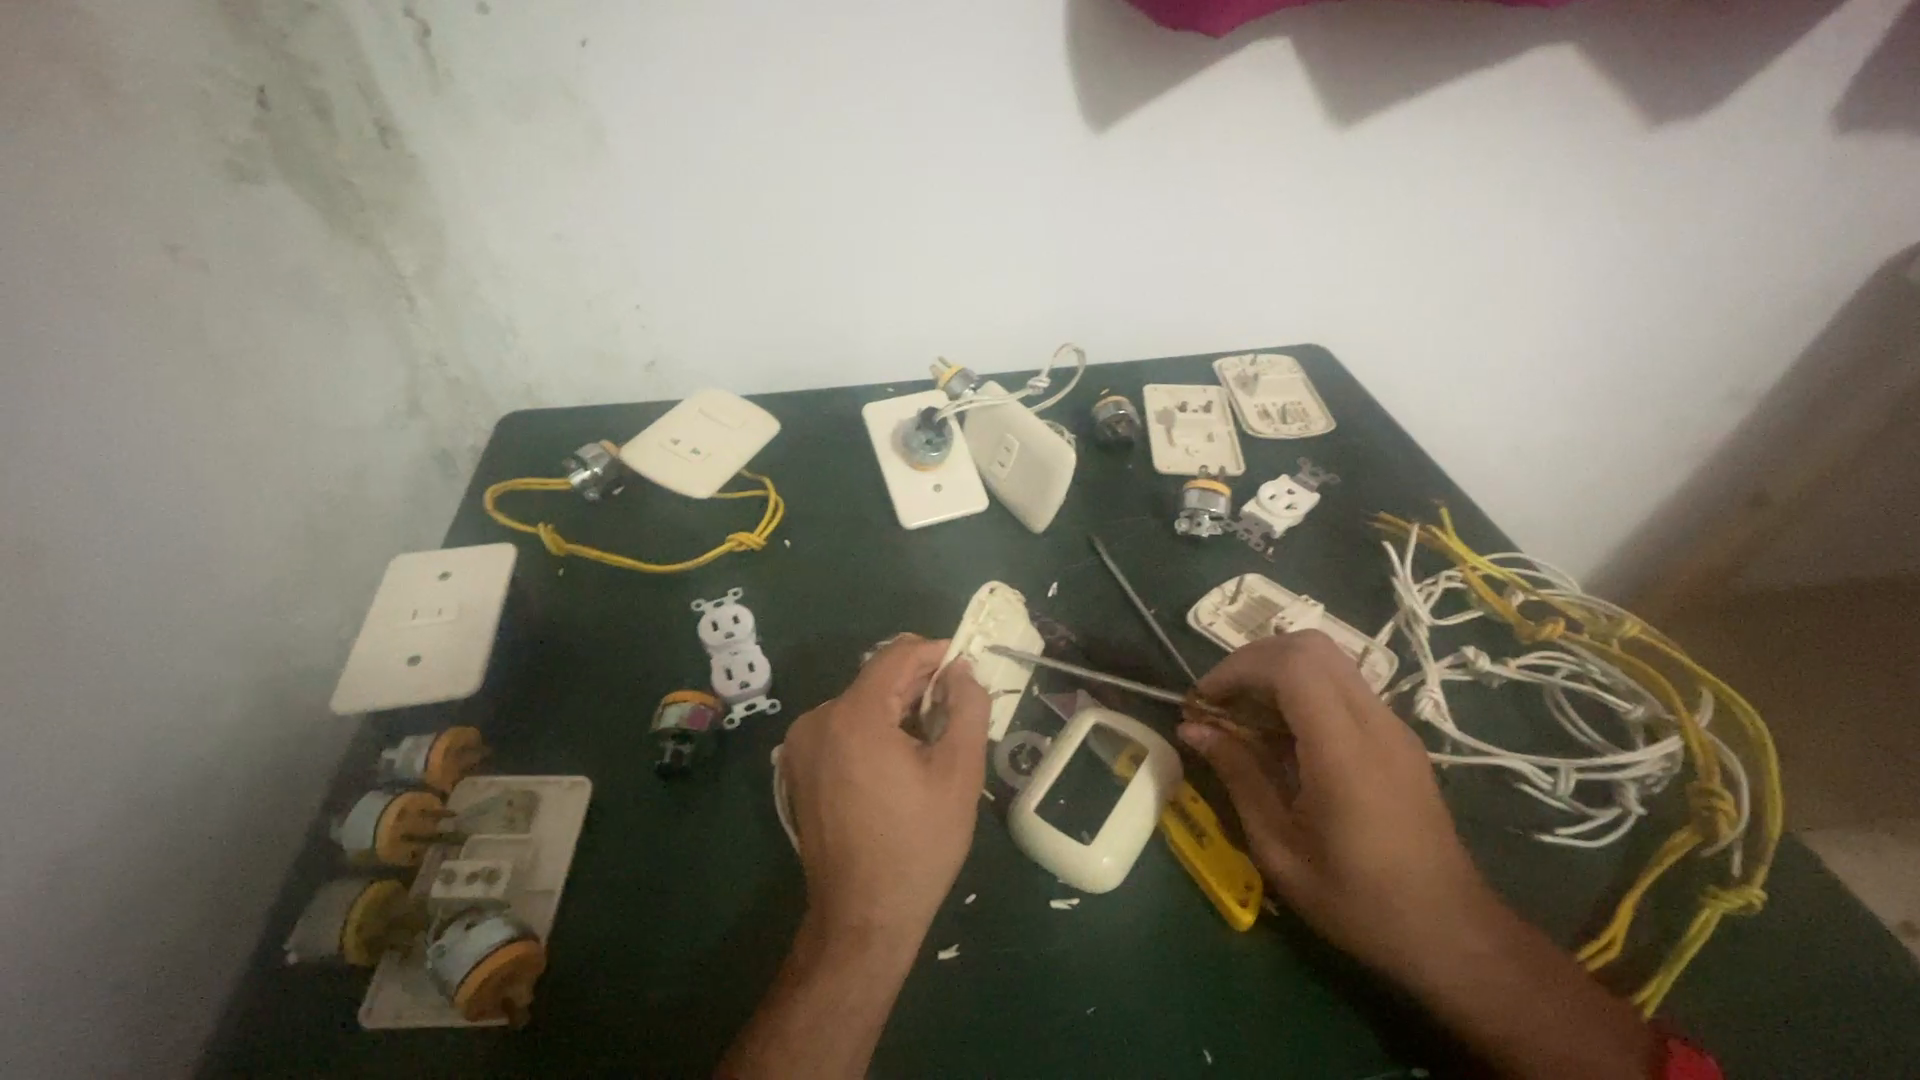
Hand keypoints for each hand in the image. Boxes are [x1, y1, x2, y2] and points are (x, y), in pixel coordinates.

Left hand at [779, 635, 989, 945]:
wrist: (863, 917)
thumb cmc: (918, 845)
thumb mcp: (959, 773)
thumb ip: (967, 707)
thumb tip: (963, 670)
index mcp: (853, 715)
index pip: (897, 655)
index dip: (936, 652)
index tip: (968, 666)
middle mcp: (817, 720)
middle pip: (877, 679)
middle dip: (921, 685)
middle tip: (960, 708)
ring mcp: (801, 745)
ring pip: (860, 704)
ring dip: (898, 710)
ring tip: (934, 740)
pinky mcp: (798, 768)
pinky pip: (843, 729)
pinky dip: (874, 730)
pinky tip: (901, 761)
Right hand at [1181, 630, 1500, 981]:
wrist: (1451, 934)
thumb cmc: (1357, 902)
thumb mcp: (1279, 849)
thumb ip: (1238, 777)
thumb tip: (1193, 730)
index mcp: (1344, 751)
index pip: (1291, 665)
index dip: (1237, 669)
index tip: (1202, 703)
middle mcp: (1375, 724)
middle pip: (1310, 647)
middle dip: (1252, 661)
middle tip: (1218, 702)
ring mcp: (1393, 727)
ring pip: (1328, 661)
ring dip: (1276, 674)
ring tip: (1242, 719)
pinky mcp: (1398, 739)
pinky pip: (1343, 688)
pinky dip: (1300, 692)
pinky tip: (1280, 739)